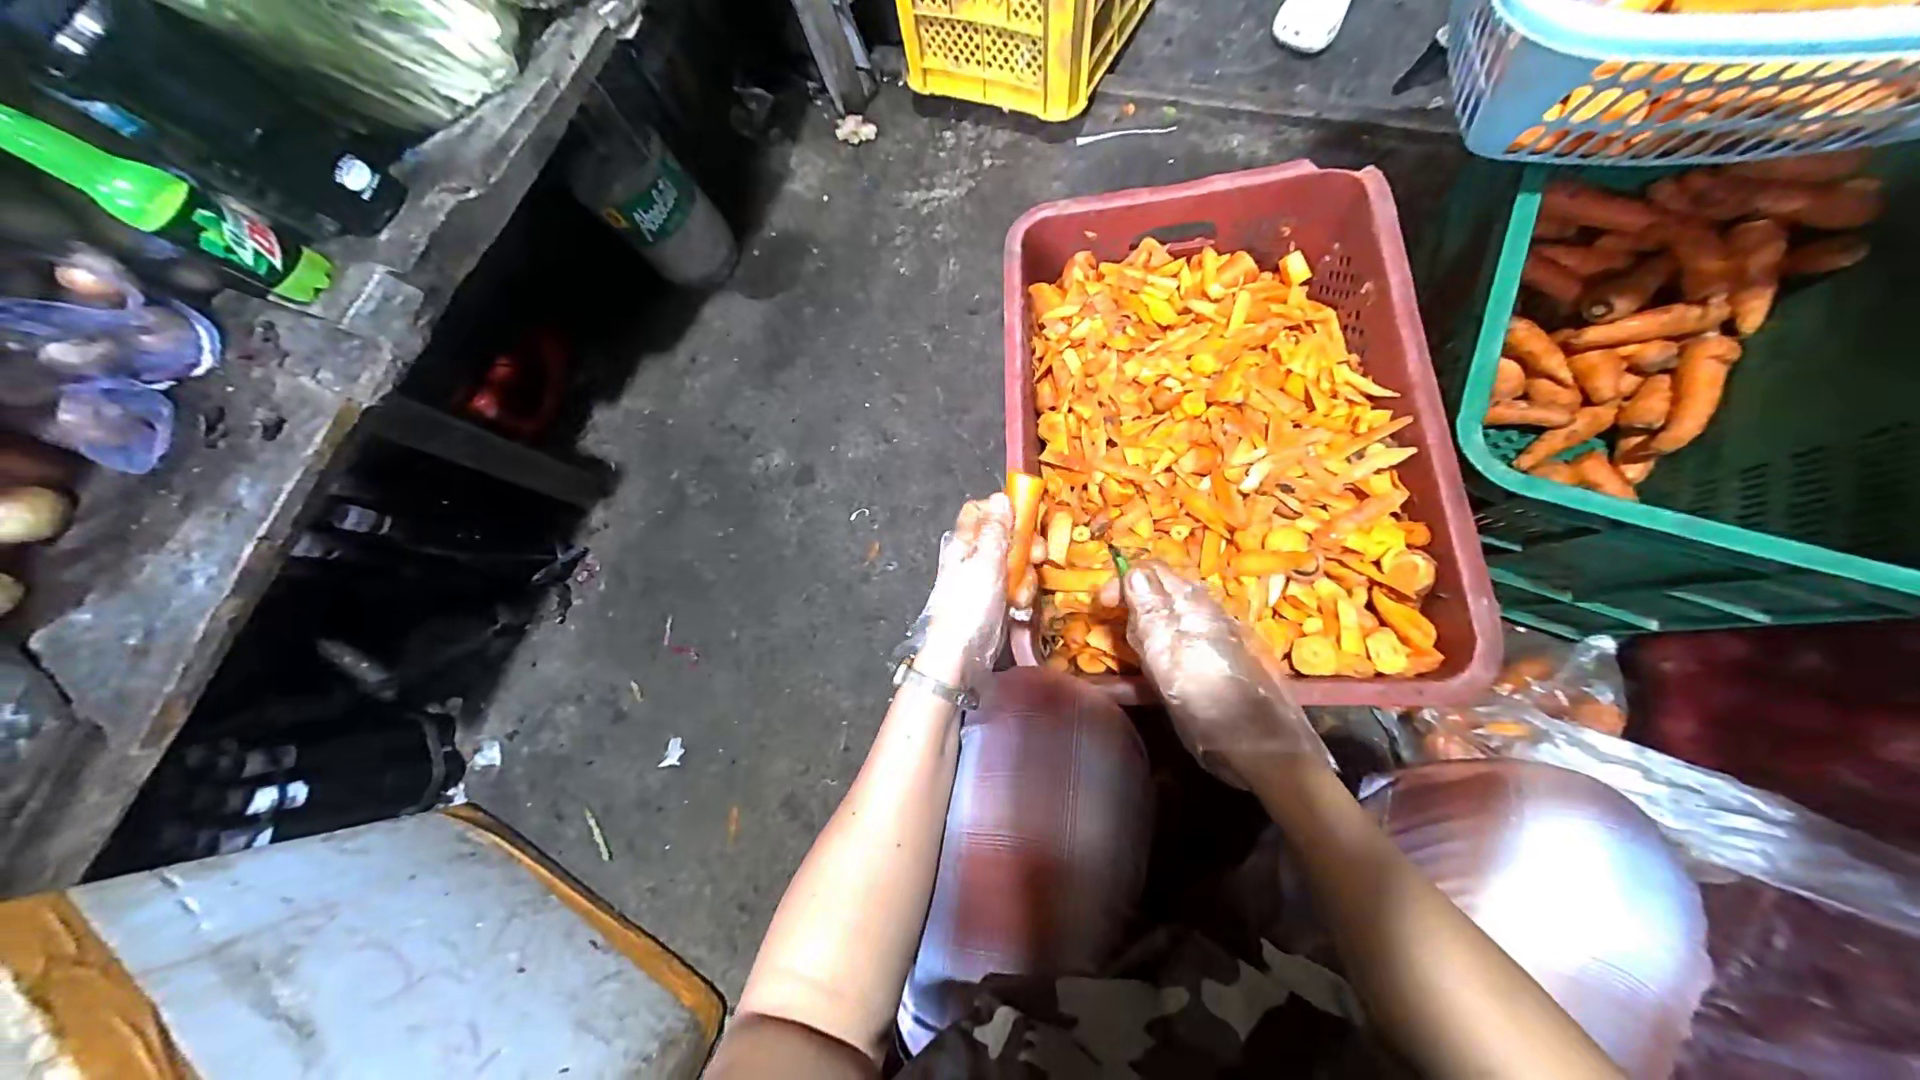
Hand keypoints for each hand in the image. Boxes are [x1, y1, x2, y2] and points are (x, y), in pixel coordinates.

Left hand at [911, 494, 1014, 685]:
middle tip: (1035, 557)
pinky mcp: (997, 597)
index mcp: (964, 541)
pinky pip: (1017, 584)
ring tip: (1020, 592)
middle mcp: (974, 555)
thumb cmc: (970, 605)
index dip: (1003, 511)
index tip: (1023, 521)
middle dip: (1025, 545)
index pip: (982, 510)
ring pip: (1016, 560)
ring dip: (1025, 574)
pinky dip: (1021, 593)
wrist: (962, 654)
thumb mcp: (985, 562)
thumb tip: (1001, 496)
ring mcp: (986, 577)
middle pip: (1006, 534)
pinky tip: (1018, 606)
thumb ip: (996, 530)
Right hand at [1122, 560, 1327, 784]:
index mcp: (1193, 607)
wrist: (1270, 753)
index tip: (1102, 609)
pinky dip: (1165, 646)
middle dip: (1133, 605)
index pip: (1152, 571)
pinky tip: (1163, 671)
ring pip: (1171, 616)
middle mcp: (1207, 613)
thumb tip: (1134, 572)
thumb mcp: (1171, 661)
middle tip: (1118, 637)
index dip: (1122, 581)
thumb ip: (1152, 615)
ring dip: (1147, 628)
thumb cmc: (1214, 707)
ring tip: (1139, 658)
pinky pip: (1184, 638)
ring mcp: (1218, 636)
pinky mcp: (1223, 659)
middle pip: (1162, 590)